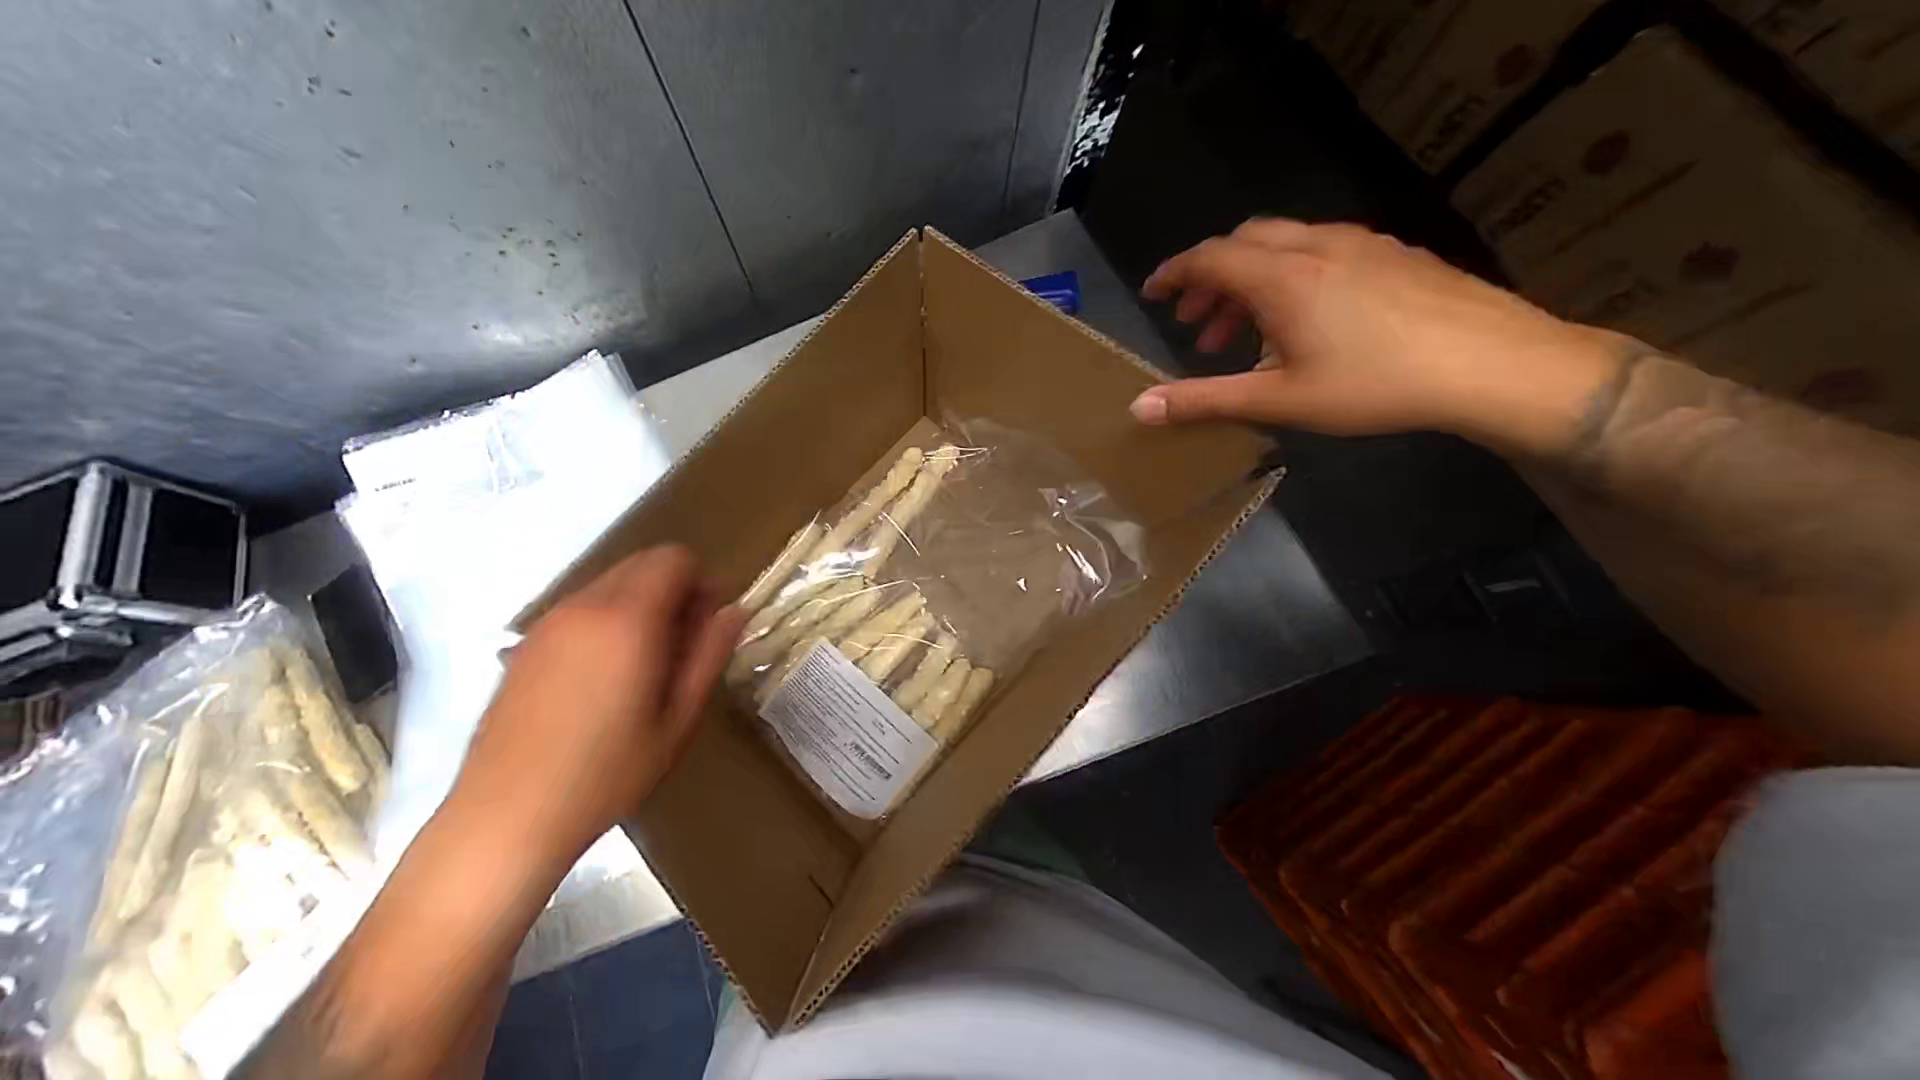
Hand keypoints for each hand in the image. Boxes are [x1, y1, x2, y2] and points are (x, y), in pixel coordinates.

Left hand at [450, 545, 745, 867]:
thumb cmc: (607, 774)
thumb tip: (733, 611)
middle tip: (686, 644)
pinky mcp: (525, 645)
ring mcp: (547, 623)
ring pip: (609, 584)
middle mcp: (583, 606)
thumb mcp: (678, 720)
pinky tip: (606, 676)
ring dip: (640, 604)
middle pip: (641, 564)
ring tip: (647, 664)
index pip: (673, 559)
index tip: (710, 623)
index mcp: (627, 619)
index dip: (702, 581)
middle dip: (674, 590)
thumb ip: (710, 655)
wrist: (505, 818)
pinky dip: (607, 620)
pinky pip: (580, 608)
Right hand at [1131, 219, 1634, 457]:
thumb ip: (1204, 400)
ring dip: (1250, 282)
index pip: (1208, 257)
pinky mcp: (1393, 254)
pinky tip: (1305, 323)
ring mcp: (1360, 244)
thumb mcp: (1278, 400)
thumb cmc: (1373, 384)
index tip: (1152, 294)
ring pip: (1284, 245)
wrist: (1492, 363)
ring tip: (1244, 334)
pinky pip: (1321, 252)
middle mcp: (1316, 245)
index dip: (1172, 274)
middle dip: (1210, 279)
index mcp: (1281, 276)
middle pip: (1244, 243)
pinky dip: (1290, 278)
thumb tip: (1139, 408)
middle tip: (1196, 324)